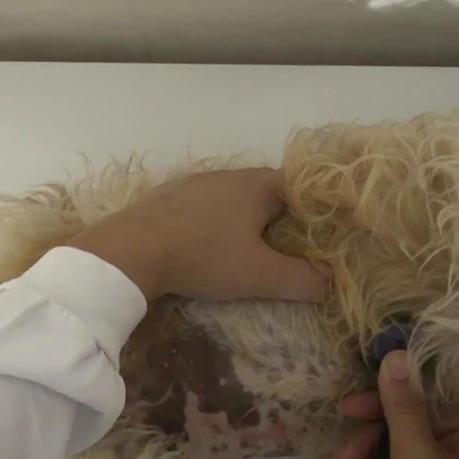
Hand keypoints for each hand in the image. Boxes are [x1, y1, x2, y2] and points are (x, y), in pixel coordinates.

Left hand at [68, 169, 327, 301]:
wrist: (131, 250)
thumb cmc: (205, 256)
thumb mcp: (259, 275)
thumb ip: (300, 279)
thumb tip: (327, 283)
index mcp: (255, 184)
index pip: (297, 187)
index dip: (309, 212)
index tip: (313, 239)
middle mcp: (225, 175)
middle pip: (262, 192)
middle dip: (274, 220)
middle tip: (282, 252)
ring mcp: (191, 183)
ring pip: (228, 200)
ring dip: (238, 223)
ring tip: (242, 253)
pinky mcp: (164, 199)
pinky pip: (198, 209)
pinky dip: (208, 226)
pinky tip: (201, 249)